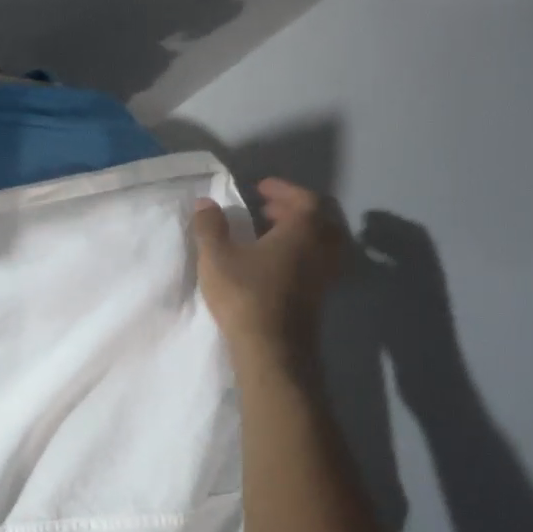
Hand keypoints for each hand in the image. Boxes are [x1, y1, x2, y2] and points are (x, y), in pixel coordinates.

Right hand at [190, 178, 343, 358]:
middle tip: (265, 207)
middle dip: (293, 208)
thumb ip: (210, 226)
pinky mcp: (320, 290)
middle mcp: (323, 246)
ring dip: (299, 229)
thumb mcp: (216, 255)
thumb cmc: (244, 293)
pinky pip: (317, 257)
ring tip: (269, 231)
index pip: (304, 198)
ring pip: (321, 239)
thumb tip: (206, 203)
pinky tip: (274, 258)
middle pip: (319, 217)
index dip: (283, 189)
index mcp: (303, 230)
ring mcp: (326, 270)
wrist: (271, 344)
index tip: (260, 187)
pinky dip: (300, 248)